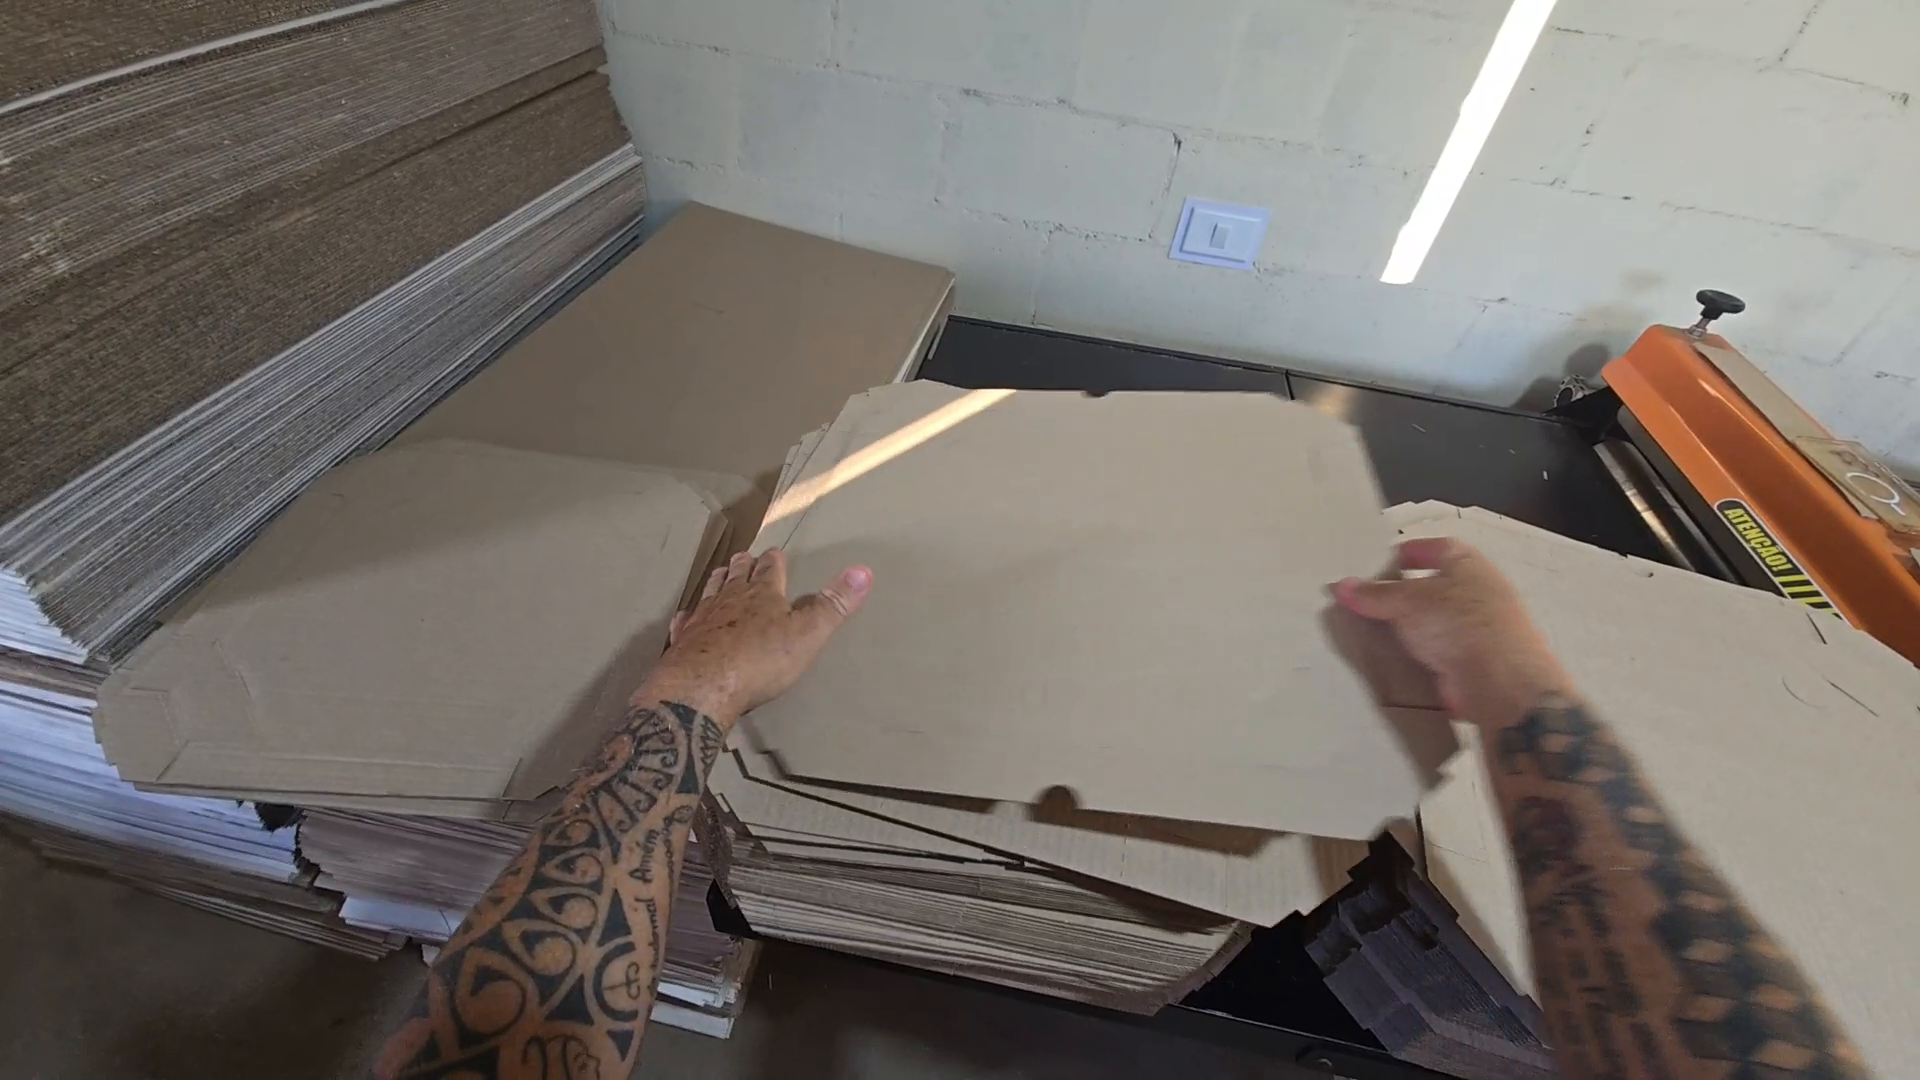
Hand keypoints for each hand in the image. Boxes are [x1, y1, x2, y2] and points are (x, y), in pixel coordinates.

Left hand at [645, 549, 871, 724]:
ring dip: (717, 581)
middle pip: (736, 575)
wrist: (702, 688)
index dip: (774, 560)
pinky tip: (686, 617)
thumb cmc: (760, 661)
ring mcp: (703, 619)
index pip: (770, 569)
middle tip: (743, 555)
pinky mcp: (683, 642)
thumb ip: (834, 605)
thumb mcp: (809, 634)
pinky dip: (689, 616)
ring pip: (710, 592)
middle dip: (742, 565)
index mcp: (763, 595)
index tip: (774, 551)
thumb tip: (864, 570)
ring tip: (719, 573)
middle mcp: (730, 600)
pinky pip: (686, 623)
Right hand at [1334, 537, 1573, 726]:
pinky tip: (1394, 654)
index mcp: (1470, 567)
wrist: (1501, 684)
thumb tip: (1342, 586)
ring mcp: (1480, 629)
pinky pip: (1438, 648)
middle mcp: (1479, 593)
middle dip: (1403, 590)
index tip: (1381, 562)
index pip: (1438, 548)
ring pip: (1435, 618)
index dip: (1411, 551)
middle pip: (1435, 584)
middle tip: (1368, 597)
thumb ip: (1374, 594)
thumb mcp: (1407, 601)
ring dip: (1409, 623)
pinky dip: (1418, 649)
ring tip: (1373, 627)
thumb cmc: (1457, 624)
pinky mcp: (1474, 660)